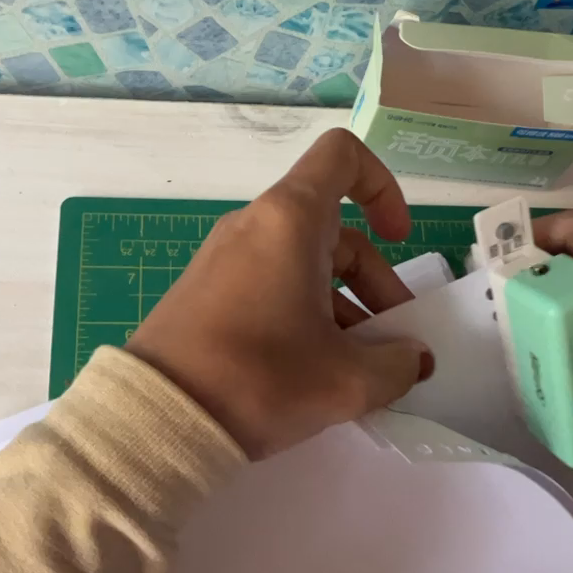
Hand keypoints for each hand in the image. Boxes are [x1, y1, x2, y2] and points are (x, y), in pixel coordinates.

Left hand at [126, 130, 434, 459]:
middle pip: (333, 231)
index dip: (383, 186)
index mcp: (290, 221)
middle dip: (374, 283)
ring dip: (343, 308)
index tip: (399, 239)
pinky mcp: (206, 292)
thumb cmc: (259, 379)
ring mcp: (224, 259)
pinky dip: (303, 315)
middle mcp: (254, 226)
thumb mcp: (345, 381)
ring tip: (358, 370)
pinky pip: (270, 286)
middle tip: (392, 343)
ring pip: (303, 265)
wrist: (158, 416)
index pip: (343, 157)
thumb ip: (397, 365)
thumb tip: (414, 360)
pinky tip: (313, 373)